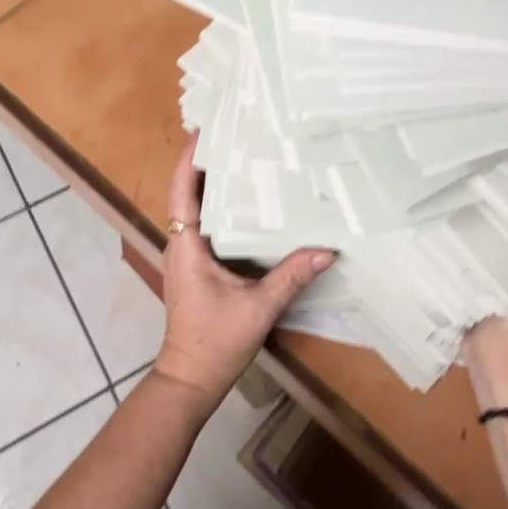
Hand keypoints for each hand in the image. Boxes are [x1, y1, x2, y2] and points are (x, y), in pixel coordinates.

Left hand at [153, 133, 333, 403]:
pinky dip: (219, 209)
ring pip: (195, 211)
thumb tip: (326, 249)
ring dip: (211, 185)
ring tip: (241, 159)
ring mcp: (186, 257)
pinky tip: (245, 205)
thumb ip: (291, 276)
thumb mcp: (258, 307)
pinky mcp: (195, 269)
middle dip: (205, 164)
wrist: (191, 378)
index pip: (182, 191)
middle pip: (187, 194)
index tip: (204, 130)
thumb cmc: (216, 342)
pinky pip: (204, 228)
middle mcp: (180, 245)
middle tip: (233, 136)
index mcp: (187, 246)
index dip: (190, 159)